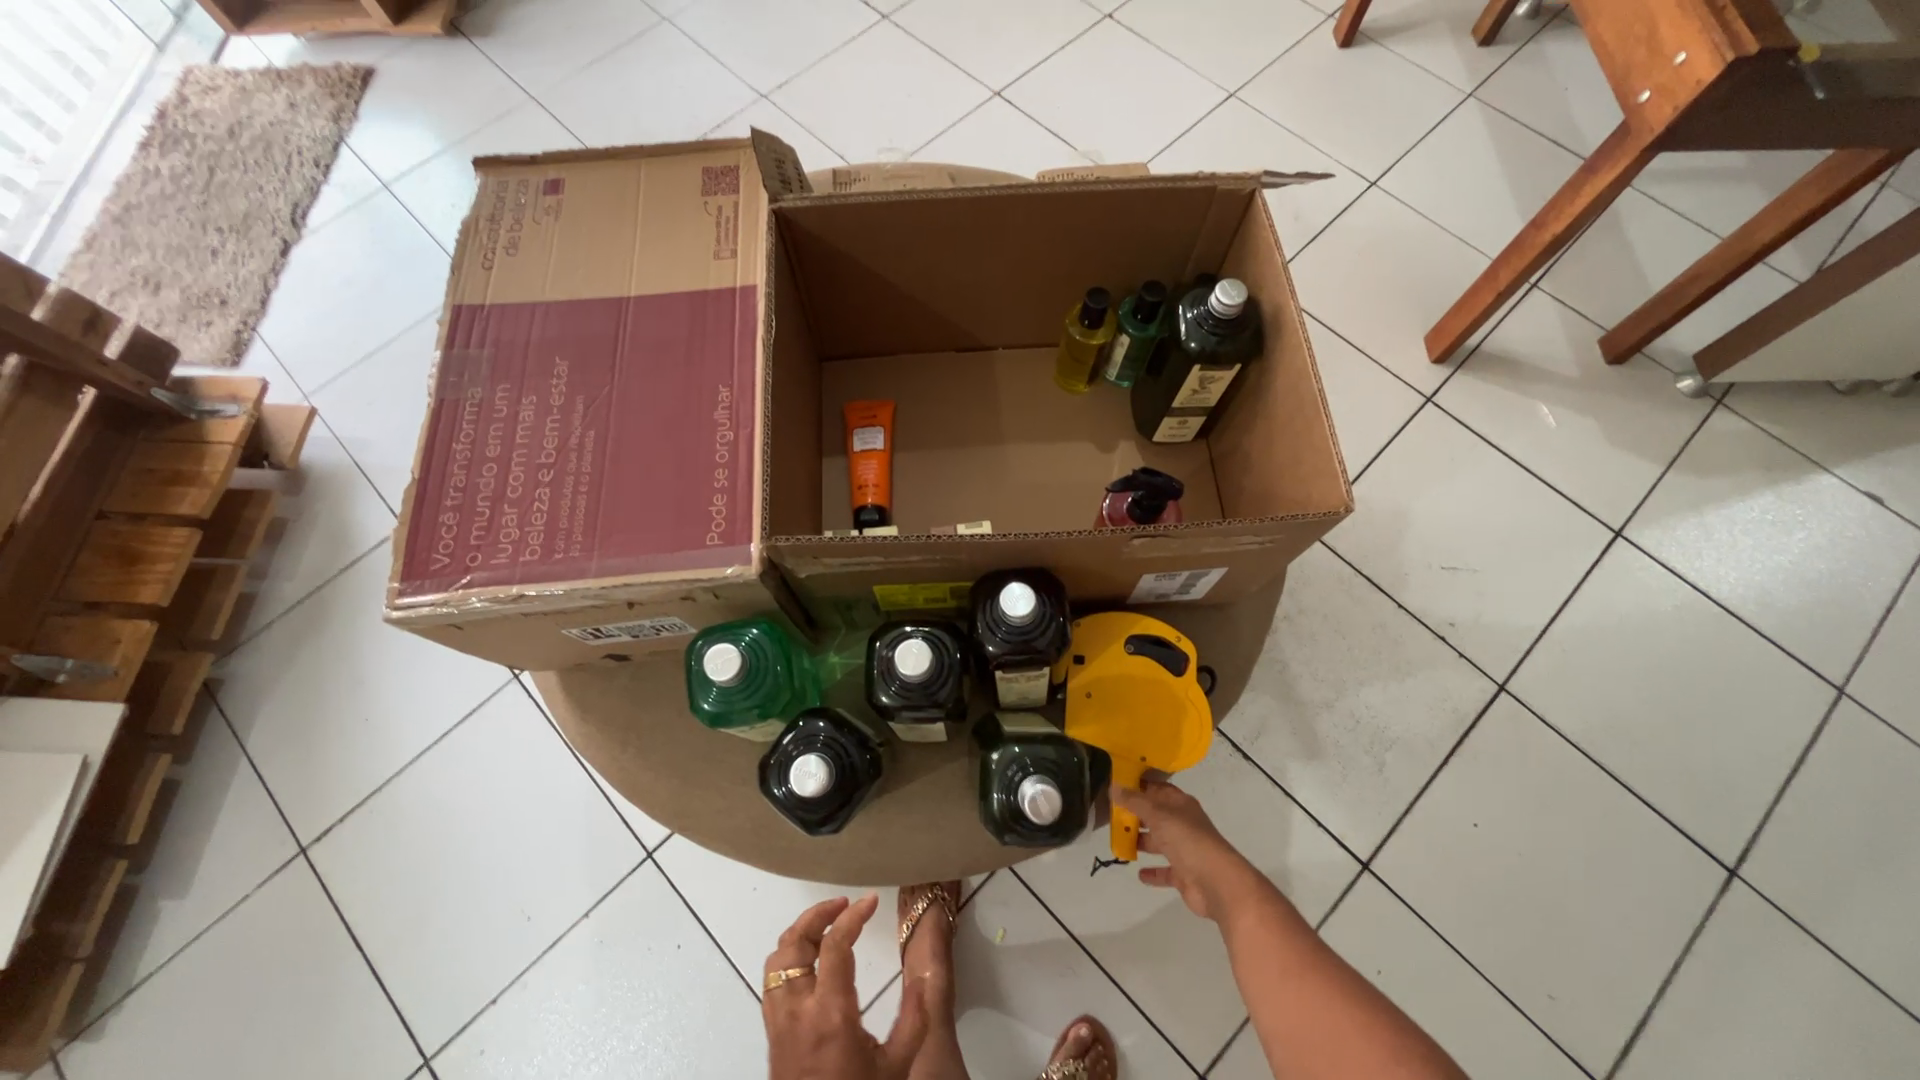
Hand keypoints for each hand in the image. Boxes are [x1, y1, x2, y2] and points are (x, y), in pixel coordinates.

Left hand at [764, 894, 928, 1079]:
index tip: (870, 901)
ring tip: (826, 926)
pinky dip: (788, 957)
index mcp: (831, 1013)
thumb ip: (915, 1018)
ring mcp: (778, 1020)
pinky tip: (810, 961)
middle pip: (794, 942)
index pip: (836, 945)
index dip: (853, 916)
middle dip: (818, 914)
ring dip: (799, 933)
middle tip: (844, 905)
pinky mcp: (771, 1031)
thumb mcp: (897, 1065)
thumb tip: (925, 974)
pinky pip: (772, 980)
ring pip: (777, 959)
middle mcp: (798, 1009)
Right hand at [1112, 777, 1262, 920]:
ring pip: (1159, 843)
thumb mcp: (1157, 814)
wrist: (1216, 882)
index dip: (1140, 786)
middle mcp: (1183, 824)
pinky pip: (1165, 871)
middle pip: (1157, 816)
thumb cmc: (1187, 840)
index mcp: (1181, 805)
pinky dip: (1153, 872)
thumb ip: (1134, 801)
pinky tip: (1139, 874)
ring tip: (1118, 842)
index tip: (1118, 785)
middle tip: (1111, 815)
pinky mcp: (1184, 875)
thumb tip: (1114, 786)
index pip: (1158, 789)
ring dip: (1142, 842)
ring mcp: (1185, 850)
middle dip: (1136, 815)